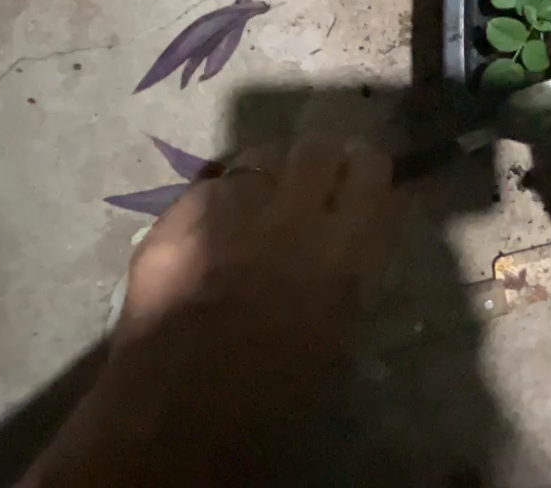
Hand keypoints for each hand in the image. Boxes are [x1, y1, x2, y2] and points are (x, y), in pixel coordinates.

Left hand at [115, 130, 398, 363]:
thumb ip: (360, 256)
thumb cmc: (278, 379)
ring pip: (264, 155)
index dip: (365, 168)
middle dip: (319, 158)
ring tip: (258, 200)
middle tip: (312, 179)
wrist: (178, 405)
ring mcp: (238, 206)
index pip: (372, 166)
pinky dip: (218, 200)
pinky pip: (213, 184)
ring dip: (267, 174)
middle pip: (319, 145)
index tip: (359, 179)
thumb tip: (370, 219)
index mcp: (345, 242)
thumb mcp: (343, 318)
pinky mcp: (185, 211)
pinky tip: (212, 226)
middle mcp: (297, 211)